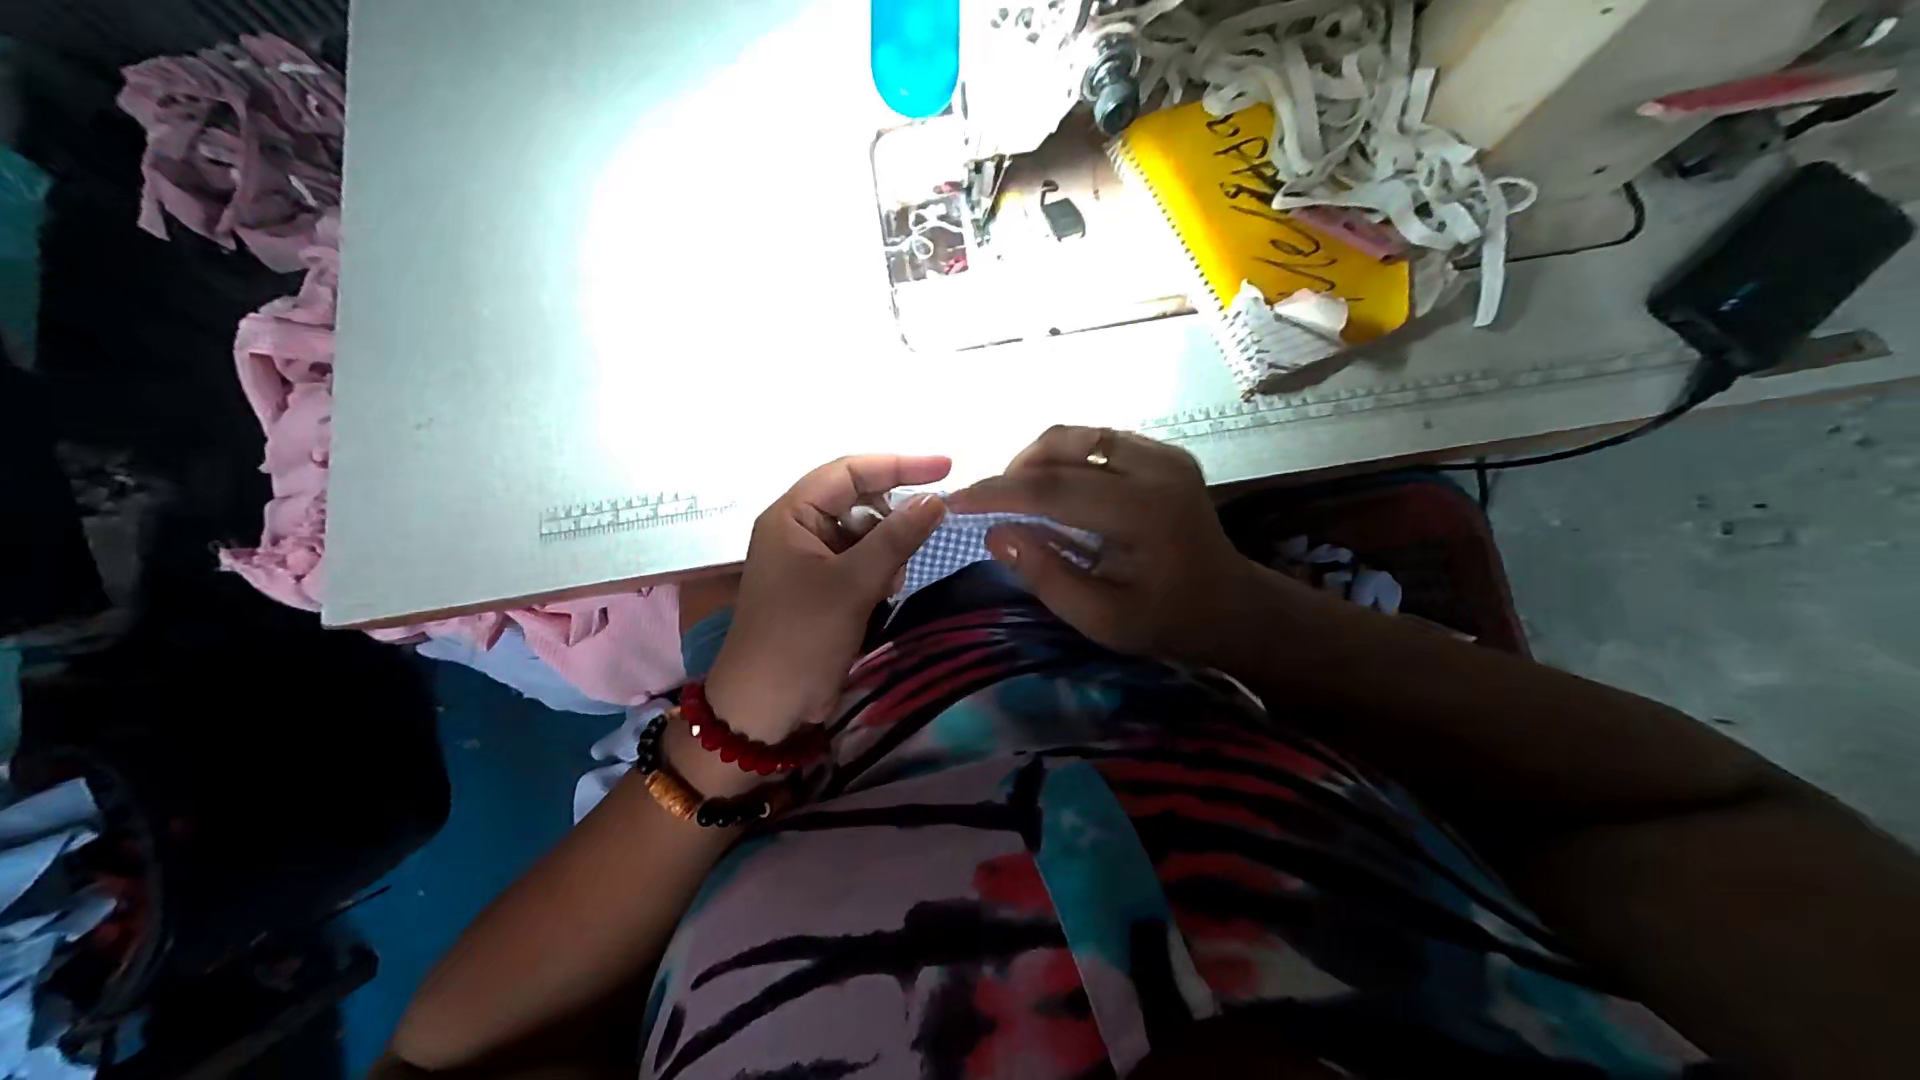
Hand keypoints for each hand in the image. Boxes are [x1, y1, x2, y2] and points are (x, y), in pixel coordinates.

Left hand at [703, 454, 950, 739]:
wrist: (766, 704)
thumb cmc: (803, 635)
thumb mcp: (854, 583)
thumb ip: (897, 537)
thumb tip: (936, 500)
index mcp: (792, 514)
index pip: (850, 471)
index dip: (900, 464)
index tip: (947, 468)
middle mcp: (798, 528)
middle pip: (857, 500)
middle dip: (892, 516)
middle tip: (923, 535)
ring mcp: (808, 558)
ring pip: (862, 533)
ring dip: (887, 549)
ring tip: (891, 580)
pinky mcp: (820, 586)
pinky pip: (858, 560)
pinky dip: (878, 570)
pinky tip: (883, 592)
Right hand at [948, 426, 1271, 662]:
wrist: (1229, 604)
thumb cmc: (1165, 620)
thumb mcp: (1101, 619)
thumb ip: (1046, 576)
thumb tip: (993, 533)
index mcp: (1144, 513)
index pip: (1052, 489)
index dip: (996, 494)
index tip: (954, 502)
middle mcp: (1156, 468)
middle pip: (1062, 447)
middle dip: (1013, 472)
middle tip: (991, 506)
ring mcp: (1163, 453)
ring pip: (1077, 435)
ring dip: (1036, 460)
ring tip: (1019, 497)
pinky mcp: (1162, 451)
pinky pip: (1096, 440)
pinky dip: (1063, 458)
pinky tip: (1056, 489)